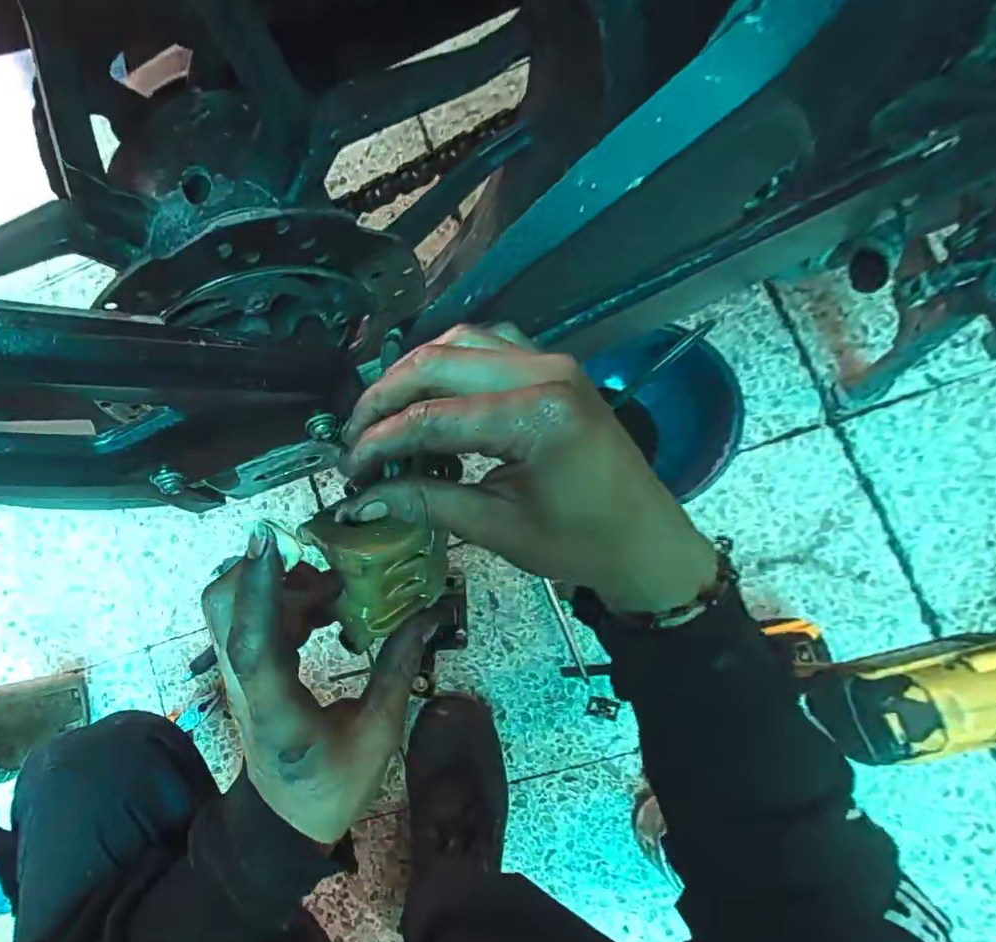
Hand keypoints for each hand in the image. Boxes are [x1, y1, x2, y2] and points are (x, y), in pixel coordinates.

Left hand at [202, 524, 441, 844]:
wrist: (287, 817)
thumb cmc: (334, 784)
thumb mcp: (378, 733)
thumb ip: (398, 670)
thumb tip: (427, 616)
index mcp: (274, 710)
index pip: (253, 643)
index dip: (260, 590)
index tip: (272, 541)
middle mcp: (243, 685)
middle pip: (224, 608)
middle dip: (265, 570)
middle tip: (322, 569)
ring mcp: (237, 676)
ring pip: (233, 608)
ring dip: (278, 584)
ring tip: (333, 591)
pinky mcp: (245, 670)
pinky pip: (251, 618)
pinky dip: (283, 601)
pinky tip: (324, 611)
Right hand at [338, 324, 720, 613]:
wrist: (645, 542)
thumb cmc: (580, 545)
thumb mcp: (498, 528)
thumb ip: (426, 502)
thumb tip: (361, 498)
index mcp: (536, 416)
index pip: (433, 417)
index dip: (380, 442)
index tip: (349, 470)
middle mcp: (544, 371)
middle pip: (438, 362)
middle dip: (385, 398)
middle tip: (354, 437)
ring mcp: (552, 362)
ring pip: (461, 343)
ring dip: (414, 373)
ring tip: (384, 414)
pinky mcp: (554, 368)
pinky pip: (489, 346)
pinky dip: (450, 364)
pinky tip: (432, 394)